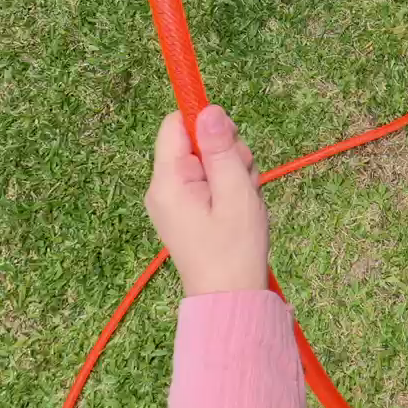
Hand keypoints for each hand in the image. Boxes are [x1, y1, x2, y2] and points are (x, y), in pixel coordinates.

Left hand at [144, 105, 269, 296]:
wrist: (232, 297)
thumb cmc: (234, 249)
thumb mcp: (235, 192)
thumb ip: (222, 149)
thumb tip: (209, 109)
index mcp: (168, 182)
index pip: (175, 125)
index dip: (203, 122)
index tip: (230, 138)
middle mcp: (165, 187)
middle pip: (197, 140)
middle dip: (227, 151)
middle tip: (241, 180)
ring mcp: (176, 198)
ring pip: (210, 158)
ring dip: (234, 169)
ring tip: (243, 200)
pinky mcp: (189, 206)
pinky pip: (211, 178)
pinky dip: (231, 184)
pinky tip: (239, 206)